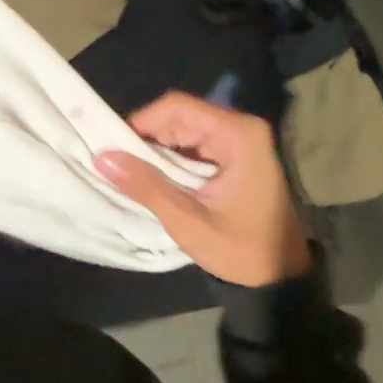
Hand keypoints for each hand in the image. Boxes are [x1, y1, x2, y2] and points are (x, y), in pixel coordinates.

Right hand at [95, 92, 311, 287]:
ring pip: (183, 131)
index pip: (177, 108)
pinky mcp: (235, 157)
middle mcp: (240, 128)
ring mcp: (239, 142)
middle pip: (179, 117)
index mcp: (237, 135)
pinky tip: (156, 181)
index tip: (114, 148)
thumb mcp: (188, 221)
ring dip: (157, 152)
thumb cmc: (240, 249)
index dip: (141, 122)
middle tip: (121, 167)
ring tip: (133, 176)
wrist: (281, 274)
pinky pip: (194, 146)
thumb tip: (102, 157)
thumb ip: (146, 186)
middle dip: (147, 139)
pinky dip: (172, 161)